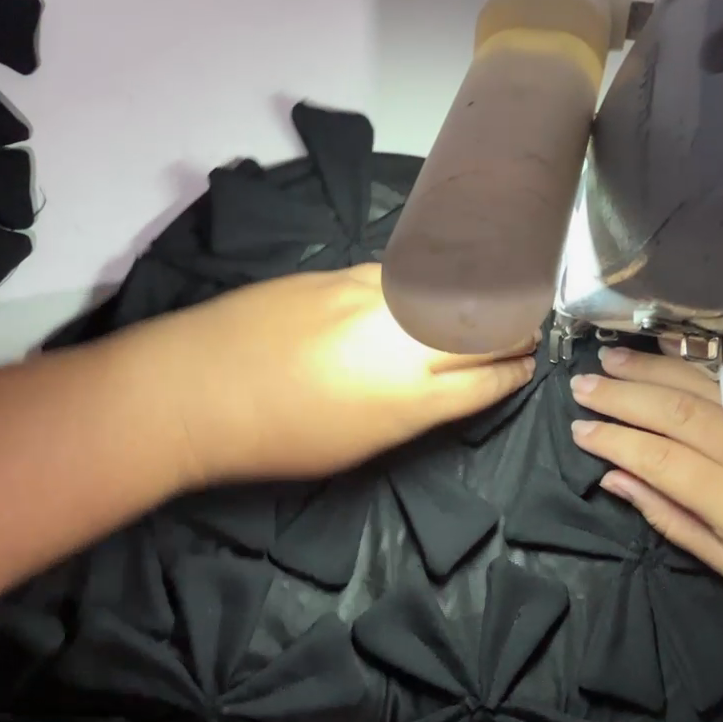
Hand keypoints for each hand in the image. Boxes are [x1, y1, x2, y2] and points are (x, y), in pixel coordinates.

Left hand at [125, 264, 537, 487]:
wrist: (192, 389)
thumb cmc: (271, 440)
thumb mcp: (357, 447)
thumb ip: (410, 413)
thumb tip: (440, 387)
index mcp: (409, 401)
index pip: (486, 380)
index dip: (514, 372)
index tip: (528, 364)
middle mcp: (402, 343)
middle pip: (484, 329)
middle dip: (516, 329)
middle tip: (530, 327)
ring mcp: (372, 300)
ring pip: (451, 292)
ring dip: (485, 295)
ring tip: (501, 296)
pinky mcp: (340, 275)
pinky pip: (407, 275)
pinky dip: (435, 280)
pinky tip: (440, 282)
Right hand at [567, 347, 722, 640]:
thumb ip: (669, 518)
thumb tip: (613, 477)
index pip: (663, 459)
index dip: (615, 440)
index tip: (578, 429)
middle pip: (680, 413)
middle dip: (625, 397)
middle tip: (581, 386)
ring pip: (706, 387)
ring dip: (653, 370)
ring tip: (609, 361)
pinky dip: (695, 364)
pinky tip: (664, 352)